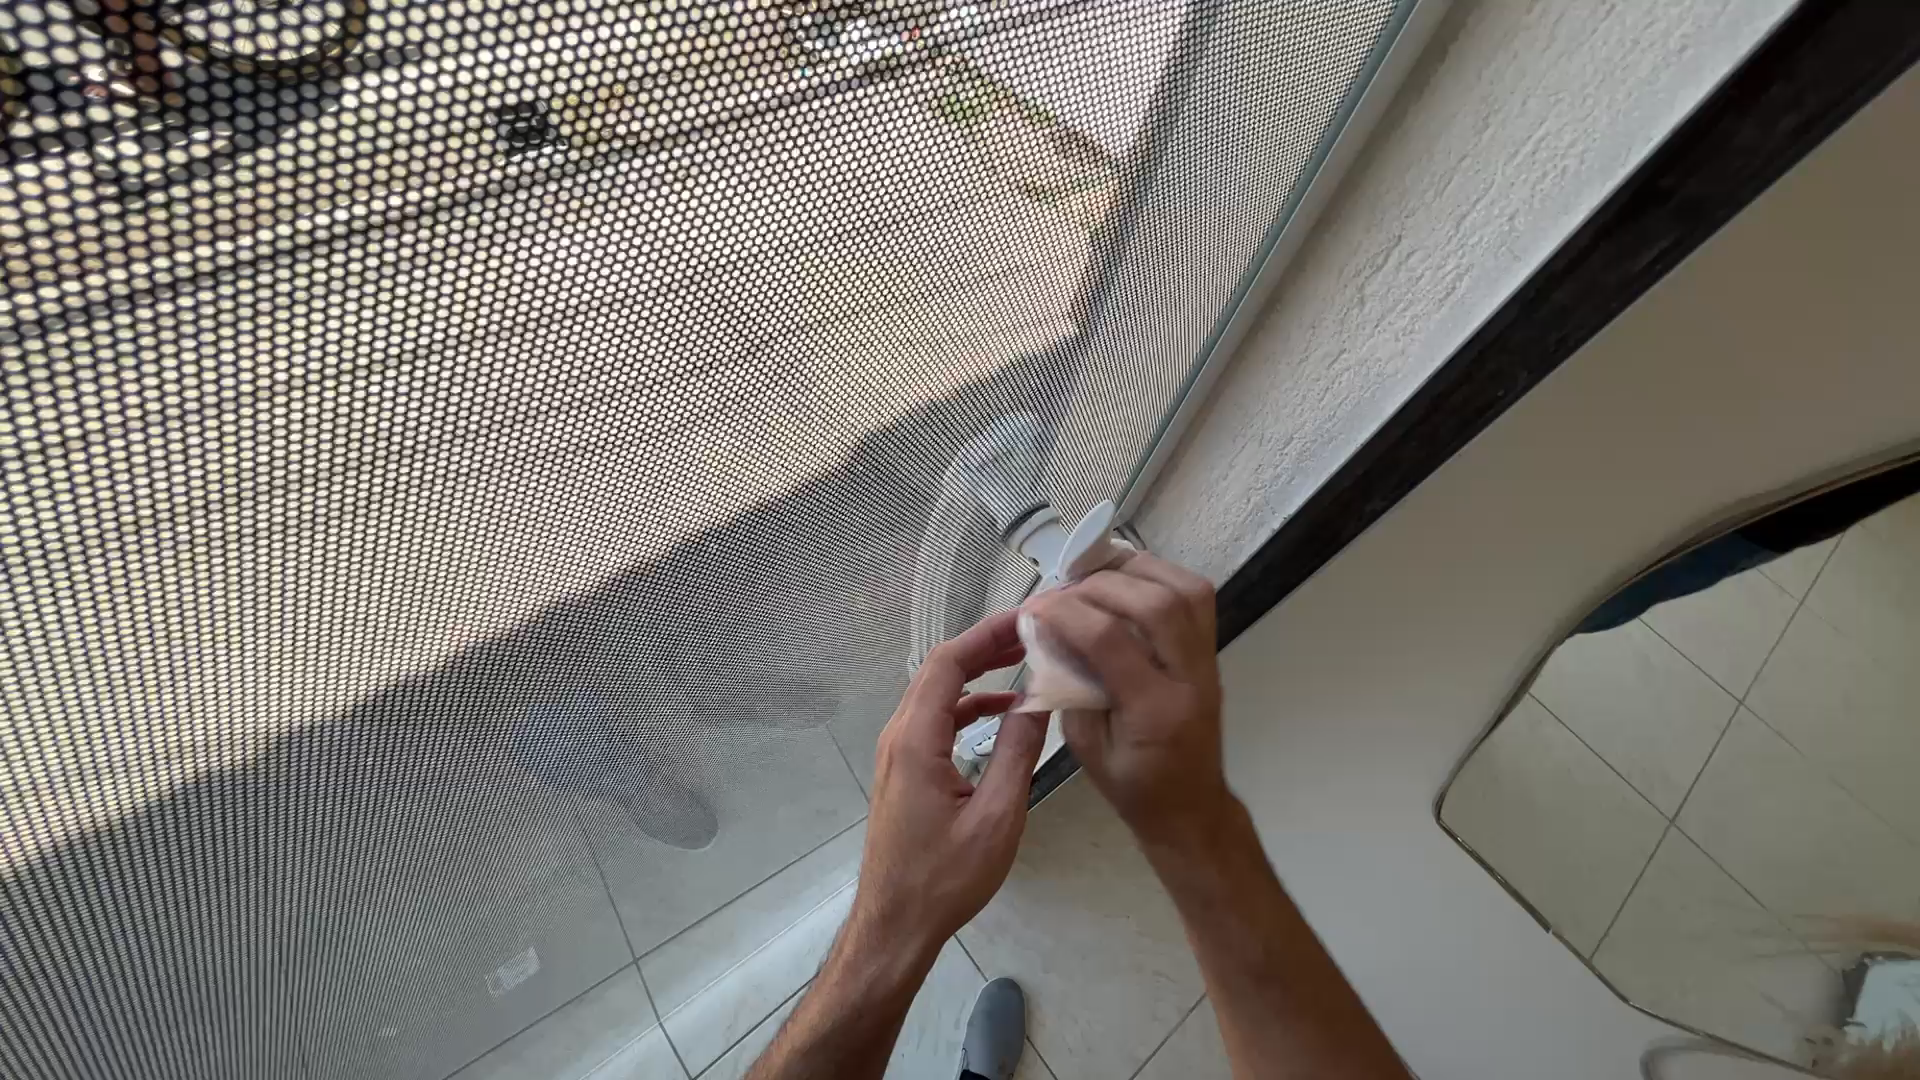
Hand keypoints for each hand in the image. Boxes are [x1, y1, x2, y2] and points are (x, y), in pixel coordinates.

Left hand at [852, 609, 1046, 964]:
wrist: (895, 925)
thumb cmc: (945, 878)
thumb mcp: (996, 816)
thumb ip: (1016, 752)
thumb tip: (1038, 701)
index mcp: (916, 738)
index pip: (947, 663)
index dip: (985, 634)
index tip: (1025, 619)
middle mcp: (899, 734)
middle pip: (939, 670)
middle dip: (985, 646)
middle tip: (1032, 632)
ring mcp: (898, 751)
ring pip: (936, 692)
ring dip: (977, 673)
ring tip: (1022, 661)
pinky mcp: (905, 768)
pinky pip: (936, 719)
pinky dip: (968, 705)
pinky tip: (1001, 711)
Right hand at [1021, 553, 1228, 844]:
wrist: (1190, 806)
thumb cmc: (1133, 786)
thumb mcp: (1085, 746)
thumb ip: (1067, 686)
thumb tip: (1048, 634)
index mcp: (1156, 711)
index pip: (1110, 640)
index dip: (1066, 614)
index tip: (1034, 608)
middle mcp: (1191, 677)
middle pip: (1154, 603)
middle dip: (1097, 585)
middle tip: (1060, 591)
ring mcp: (1208, 660)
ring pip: (1184, 590)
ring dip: (1135, 570)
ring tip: (1092, 573)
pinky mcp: (1210, 650)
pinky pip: (1194, 596)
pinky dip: (1158, 576)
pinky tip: (1124, 580)